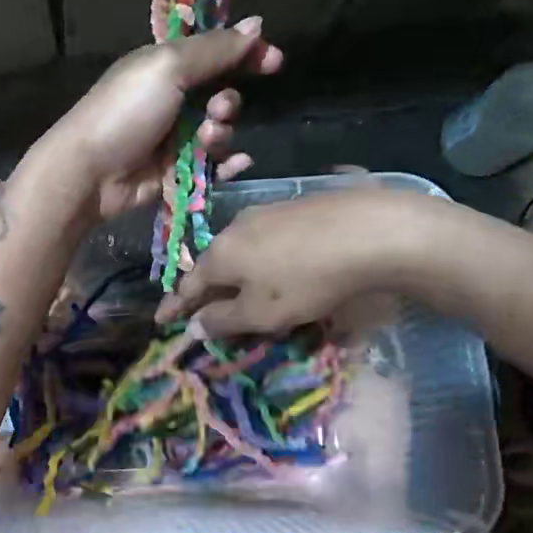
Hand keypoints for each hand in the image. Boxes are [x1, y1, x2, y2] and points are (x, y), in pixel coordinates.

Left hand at [21, 18, 283, 221]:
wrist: (90, 173)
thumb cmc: (125, 112)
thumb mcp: (168, 68)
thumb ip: (214, 49)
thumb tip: (256, 24)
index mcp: (165, 66)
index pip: (214, 53)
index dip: (246, 55)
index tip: (273, 62)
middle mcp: (170, 100)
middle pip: (221, 95)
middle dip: (228, 102)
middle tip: (217, 110)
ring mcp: (172, 139)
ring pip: (219, 133)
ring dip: (222, 134)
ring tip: (206, 140)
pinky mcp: (174, 173)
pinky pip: (211, 166)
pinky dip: (226, 165)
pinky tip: (235, 165)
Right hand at [155, 187, 445, 337]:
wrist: (371, 230)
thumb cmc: (306, 279)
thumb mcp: (260, 313)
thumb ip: (222, 320)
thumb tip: (193, 325)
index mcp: (220, 254)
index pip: (188, 286)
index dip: (175, 307)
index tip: (161, 321)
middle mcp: (235, 228)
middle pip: (212, 265)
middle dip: (205, 290)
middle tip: (203, 312)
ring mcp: (267, 213)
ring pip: (240, 251)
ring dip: (235, 275)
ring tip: (240, 293)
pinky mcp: (296, 207)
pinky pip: (265, 241)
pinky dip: (261, 261)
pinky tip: (276, 269)